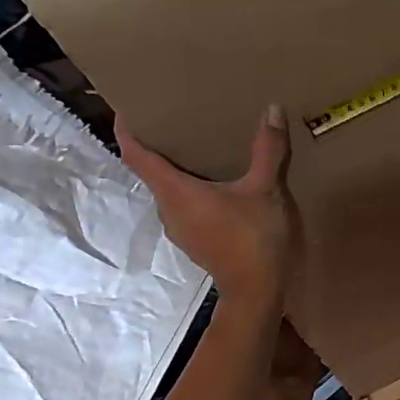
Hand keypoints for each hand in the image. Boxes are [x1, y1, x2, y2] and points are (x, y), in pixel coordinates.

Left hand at [117, 105, 296, 310]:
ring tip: (193, 145)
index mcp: (175, 192)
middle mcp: (168, 208)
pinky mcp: (192, 239)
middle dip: (155, 145)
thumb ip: (267, 149)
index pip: (136, 156)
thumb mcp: (265, 190)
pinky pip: (180, 204)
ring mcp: (178, 227)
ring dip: (172, 168)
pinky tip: (212, 180)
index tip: (127, 108)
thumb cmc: (253, 237)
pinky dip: (187, 186)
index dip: (127, 130)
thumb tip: (272, 109)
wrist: (257, 290)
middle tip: (171, 118)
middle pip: (149, 171)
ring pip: (165, 189)